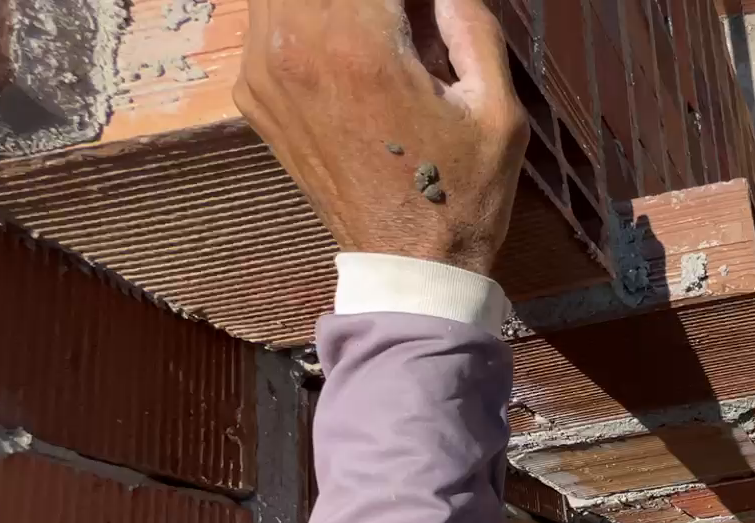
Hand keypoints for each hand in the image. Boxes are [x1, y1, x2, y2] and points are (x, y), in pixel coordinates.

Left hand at [235, 0, 527, 274]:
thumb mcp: (500, 117)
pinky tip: (354, 63)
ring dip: (342, 9)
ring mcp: (261, 66)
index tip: (433, 16)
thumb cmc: (466, 197)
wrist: (413, 265)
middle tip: (410, 29)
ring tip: (385, 43)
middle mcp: (293, 39)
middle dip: (377, 5)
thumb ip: (474, 28)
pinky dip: (312, 24)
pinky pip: (271, 22)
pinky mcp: (254, 92)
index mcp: (358, 42)